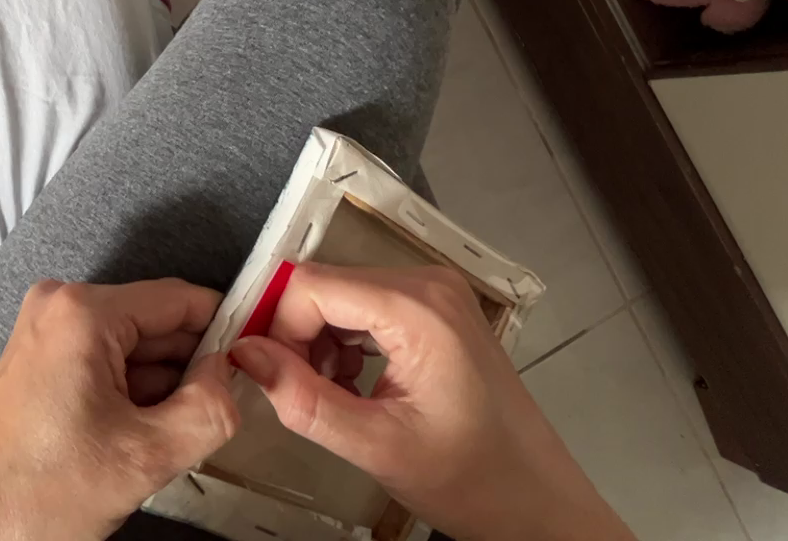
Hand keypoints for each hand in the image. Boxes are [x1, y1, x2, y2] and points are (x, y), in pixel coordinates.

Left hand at [0, 279, 240, 540]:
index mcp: (82, 311)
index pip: (176, 299)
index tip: (256, 351)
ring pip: (131, 346)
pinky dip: (131, 393)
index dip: (223, 324)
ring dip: (161, 386)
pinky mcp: (39, 358)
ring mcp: (45, 331)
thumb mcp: (143, 457)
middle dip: (191, 365)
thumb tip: (234, 376)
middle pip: (153, 322)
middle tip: (222, 410)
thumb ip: (208, 410)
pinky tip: (142, 434)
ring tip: (177, 435)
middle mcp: (60, 305)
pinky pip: (104, 361)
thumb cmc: (36, 495)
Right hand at [228, 263, 634, 540]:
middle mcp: (425, 281)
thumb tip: (243, 354)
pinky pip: (364, 301)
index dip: (279, 326)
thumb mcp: (378, 449)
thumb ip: (304, 400)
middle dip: (298, 335)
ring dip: (319, 338)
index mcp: (417, 309)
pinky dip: (344, 336)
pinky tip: (352, 379)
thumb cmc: (472, 482)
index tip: (274, 376)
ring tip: (331, 392)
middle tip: (299, 390)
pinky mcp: (434, 303)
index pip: (311, 285)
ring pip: (340, 292)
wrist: (544, 506)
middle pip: (325, 285)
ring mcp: (433, 289)